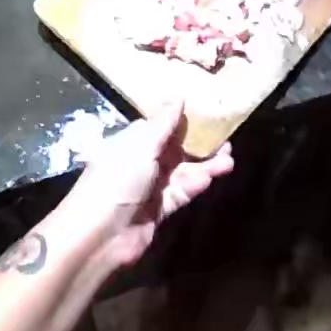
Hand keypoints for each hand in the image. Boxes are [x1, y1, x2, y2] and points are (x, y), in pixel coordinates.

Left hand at [58, 100, 233, 271]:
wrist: (101, 235)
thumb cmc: (118, 179)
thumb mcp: (141, 146)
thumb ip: (164, 123)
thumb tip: (179, 95)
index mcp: (132, 142)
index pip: (161, 126)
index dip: (182, 120)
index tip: (208, 112)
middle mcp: (142, 162)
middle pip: (176, 149)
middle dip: (200, 144)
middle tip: (226, 139)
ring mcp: (152, 186)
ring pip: (184, 171)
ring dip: (205, 165)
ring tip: (229, 159)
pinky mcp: (160, 208)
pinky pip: (182, 192)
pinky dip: (196, 184)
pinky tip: (212, 177)